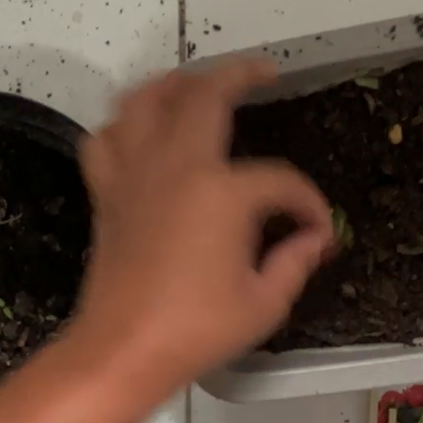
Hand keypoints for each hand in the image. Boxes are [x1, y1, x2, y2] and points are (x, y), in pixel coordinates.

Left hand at [72, 58, 333, 383]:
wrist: (123, 349)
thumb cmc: (196, 330)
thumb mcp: (264, 304)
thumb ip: (295, 262)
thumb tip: (314, 239)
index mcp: (223, 192)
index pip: (280, 180)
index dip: (307, 203)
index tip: (316, 229)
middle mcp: (175, 166)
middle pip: (206, 95)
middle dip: (240, 73)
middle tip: (263, 73)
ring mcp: (134, 175)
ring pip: (144, 100)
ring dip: (173, 82)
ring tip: (195, 83)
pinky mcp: (108, 194)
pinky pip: (106, 139)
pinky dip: (123, 125)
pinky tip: (140, 133)